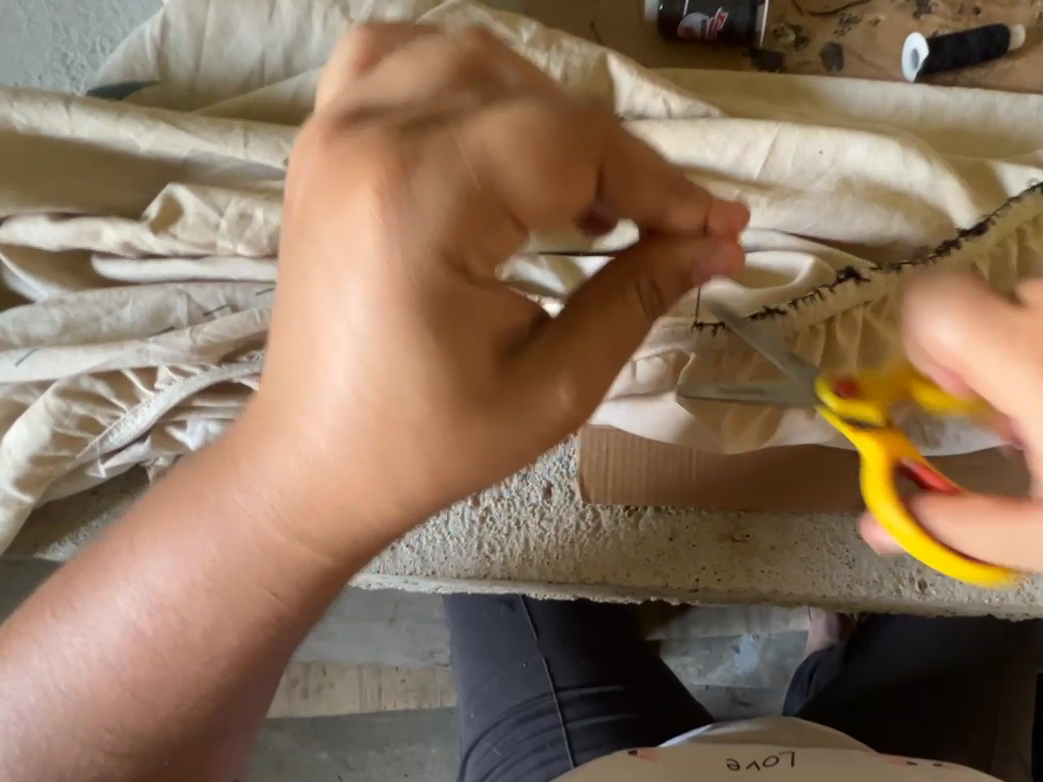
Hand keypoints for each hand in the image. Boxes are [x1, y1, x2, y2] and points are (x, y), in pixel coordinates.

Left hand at [240, 23, 747, 551]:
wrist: (320, 461)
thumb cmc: (435, 444)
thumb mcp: (556, 388)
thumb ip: (637, 299)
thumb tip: (716, 245)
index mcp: (422, 202)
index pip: (575, 145)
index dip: (663, 185)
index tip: (722, 228)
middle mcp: (370, 137)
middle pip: (534, 96)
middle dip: (617, 159)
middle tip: (660, 230)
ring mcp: (335, 128)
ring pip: (472, 58)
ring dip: (550, 112)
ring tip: (584, 193)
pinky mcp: (324, 142)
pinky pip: (402, 59)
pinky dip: (469, 85)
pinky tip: (501, 144)